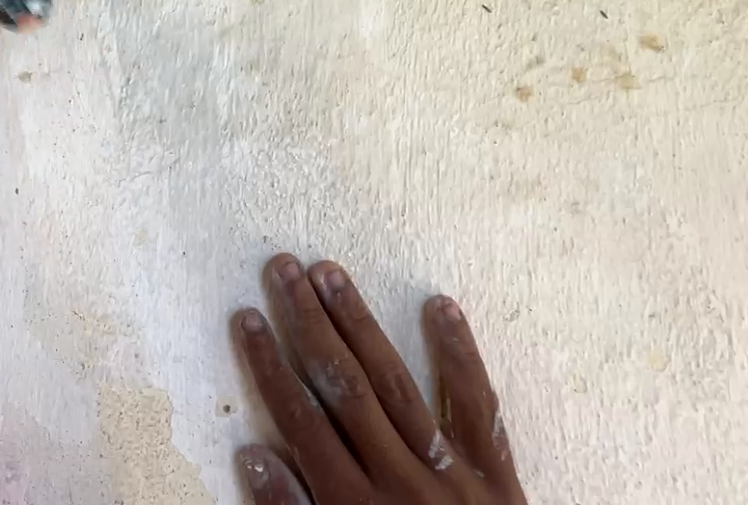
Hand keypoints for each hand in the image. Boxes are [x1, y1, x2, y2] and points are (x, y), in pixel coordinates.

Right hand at [232, 255, 525, 504]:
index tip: (246, 316)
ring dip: (358, 322)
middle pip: (343, 385)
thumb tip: (252, 453)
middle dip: (307, 321)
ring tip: (330, 272)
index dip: (268, 364)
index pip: (299, 420)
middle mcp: (399, 481)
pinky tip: (440, 304)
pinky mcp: (501, 478)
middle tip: (283, 267)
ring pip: (395, 382)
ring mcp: (452, 475)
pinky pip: (478, 407)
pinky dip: (460, 354)